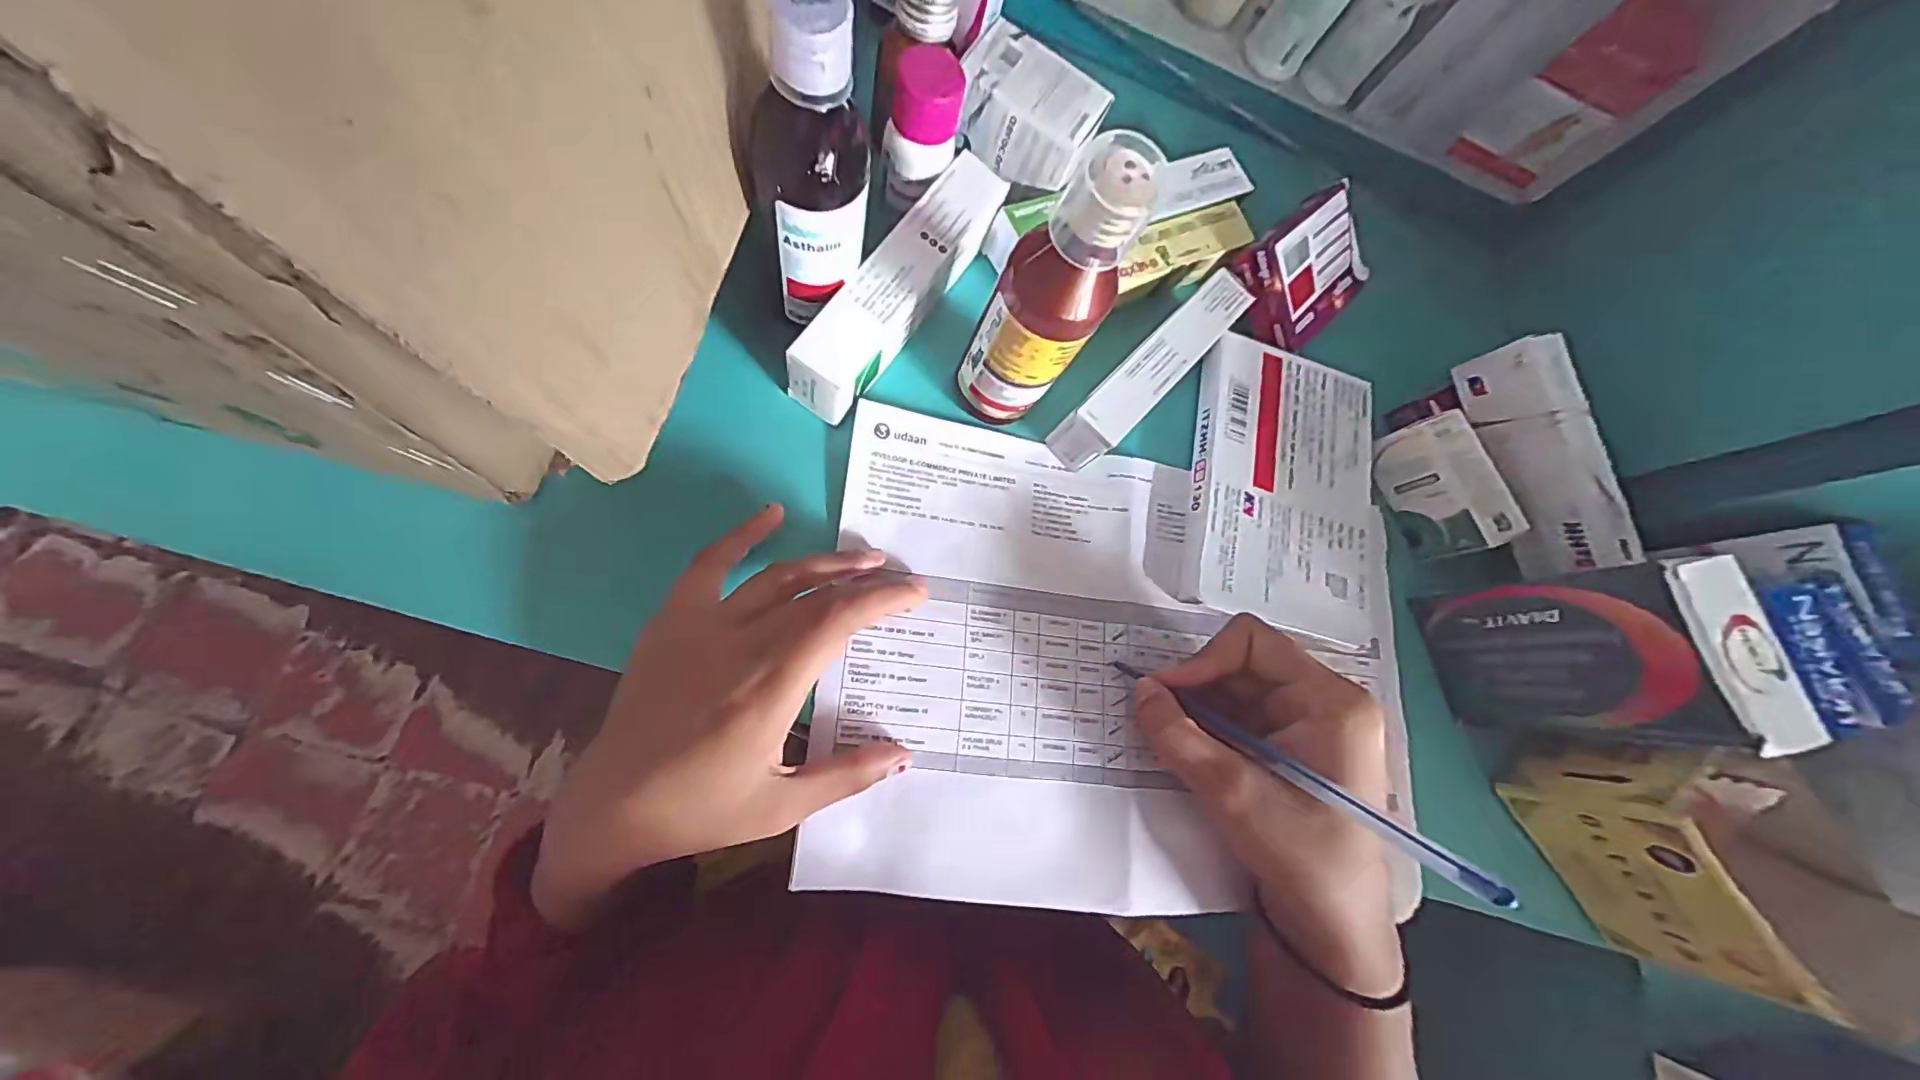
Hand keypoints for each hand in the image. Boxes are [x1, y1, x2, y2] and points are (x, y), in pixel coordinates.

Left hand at [531, 505, 925, 928]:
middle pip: (816, 595)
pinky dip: (742, 535)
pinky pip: (710, 564)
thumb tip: (905, 755)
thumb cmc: (700, 807)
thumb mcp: (781, 807)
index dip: (881, 599)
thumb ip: (846, 776)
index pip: (838, 622)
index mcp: (771, 687)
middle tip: (899, 576)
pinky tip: (773, 514)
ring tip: (862, 558)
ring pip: (777, 577)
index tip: (914, 591)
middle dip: (865, 581)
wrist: (611, 805)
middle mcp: (742, 645)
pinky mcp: (673, 620)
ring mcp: (702, 626)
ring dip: (825, 562)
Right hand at [1133, 614, 1399, 994]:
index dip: (1202, 660)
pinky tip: (1187, 750)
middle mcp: (1323, 703)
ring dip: (1198, 710)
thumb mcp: (1232, 794)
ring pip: (1236, 692)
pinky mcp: (1290, 749)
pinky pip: (1239, 718)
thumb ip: (1179, 736)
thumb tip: (1141, 690)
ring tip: (1170, 738)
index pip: (1254, 642)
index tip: (1164, 693)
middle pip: (1242, 664)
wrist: (1333, 933)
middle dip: (1196, 688)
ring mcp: (1308, 726)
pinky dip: (1207, 728)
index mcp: (1331, 701)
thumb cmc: (1301, 858)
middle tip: (1159, 718)